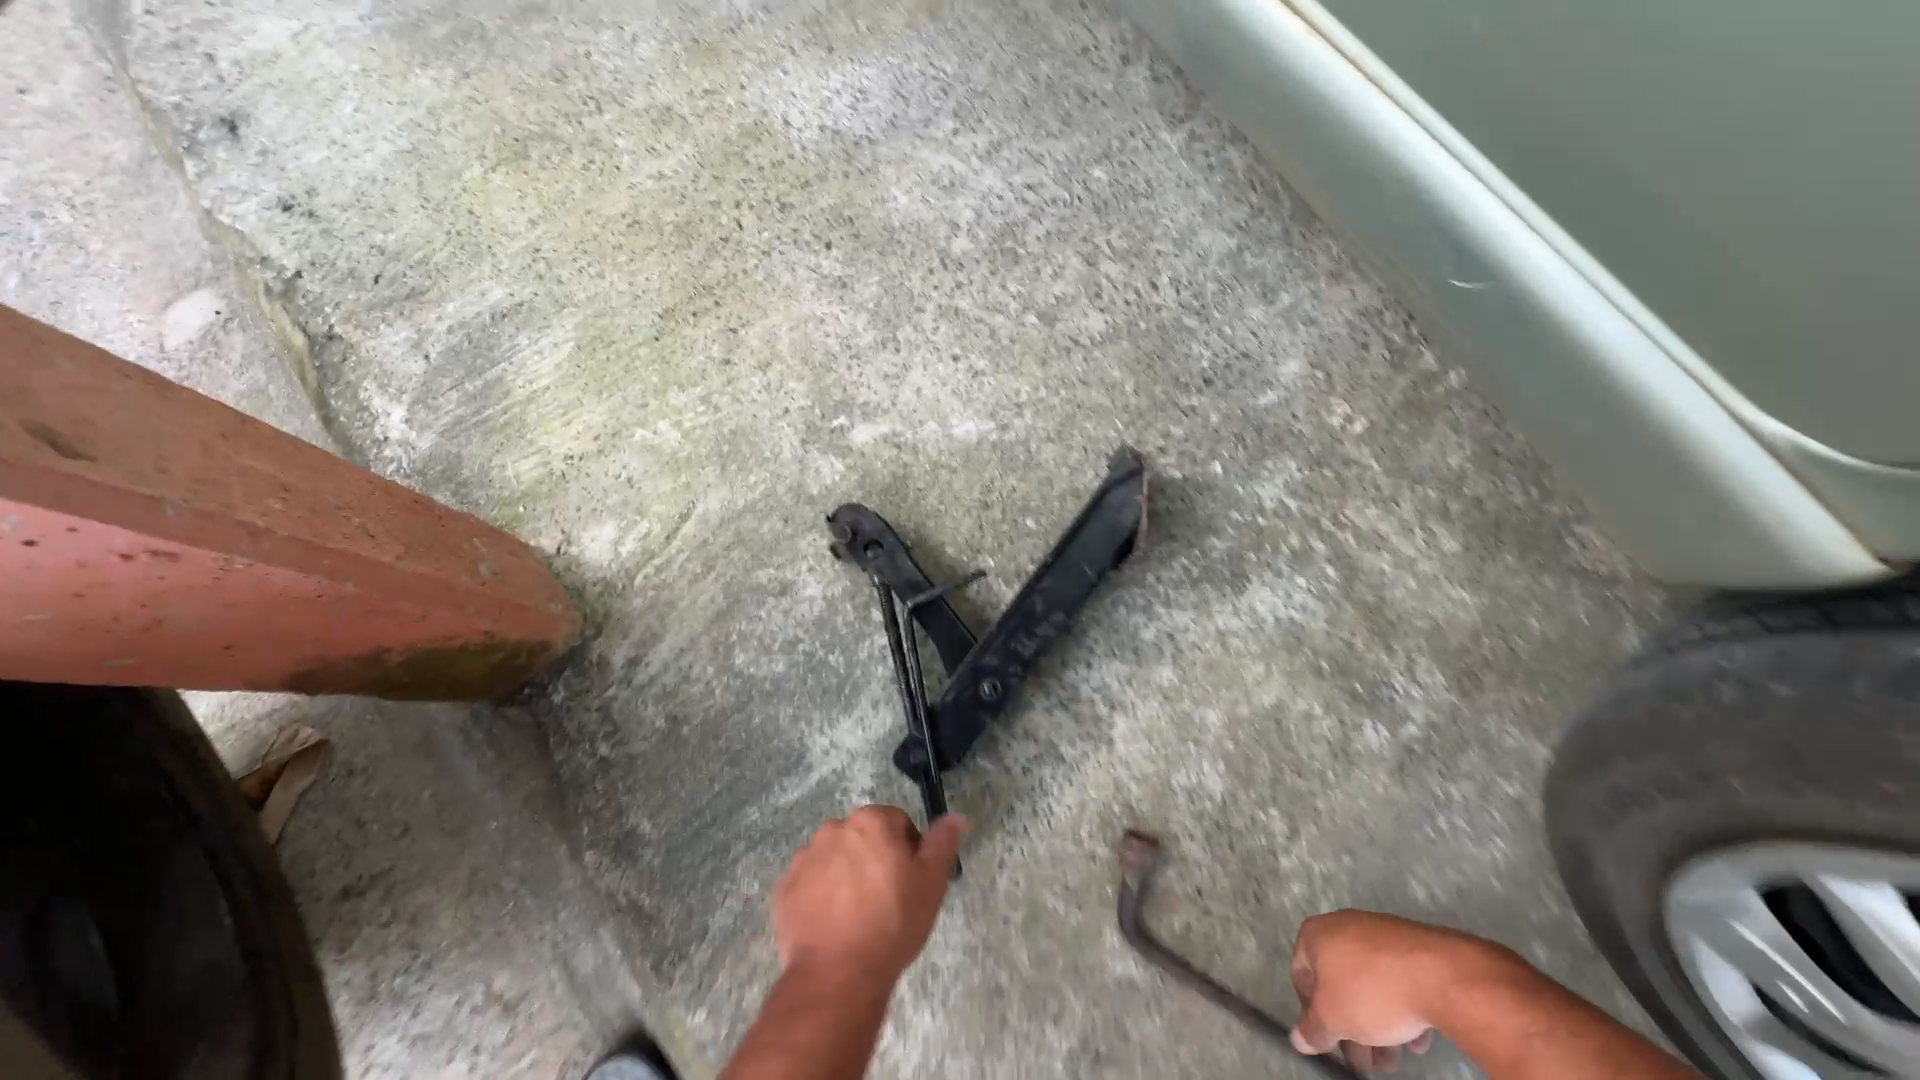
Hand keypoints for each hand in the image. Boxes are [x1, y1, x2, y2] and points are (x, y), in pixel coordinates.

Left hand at [773, 806, 969, 986]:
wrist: (837, 974)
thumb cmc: (892, 923)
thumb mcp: (931, 883)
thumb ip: (943, 843)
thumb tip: (956, 817)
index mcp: (870, 822)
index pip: (897, 822)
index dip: (908, 851)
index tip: (910, 882)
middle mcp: (833, 830)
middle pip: (862, 839)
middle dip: (874, 860)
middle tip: (886, 900)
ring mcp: (804, 859)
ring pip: (834, 860)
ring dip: (846, 876)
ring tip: (858, 917)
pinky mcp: (784, 889)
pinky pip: (809, 884)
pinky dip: (820, 897)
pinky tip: (833, 925)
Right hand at [1290, 910, 1515, 1071]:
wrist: (1439, 975)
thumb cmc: (1371, 992)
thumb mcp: (1333, 1019)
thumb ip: (1313, 1030)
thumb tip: (1298, 1038)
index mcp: (1316, 935)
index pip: (1301, 978)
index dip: (1312, 1015)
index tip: (1330, 1042)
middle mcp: (1344, 927)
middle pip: (1340, 985)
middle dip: (1352, 1029)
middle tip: (1365, 1062)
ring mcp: (1381, 934)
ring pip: (1371, 985)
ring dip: (1378, 1025)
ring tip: (1393, 1060)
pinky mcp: (1413, 946)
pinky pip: (1398, 979)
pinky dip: (1402, 1008)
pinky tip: (1417, 1040)